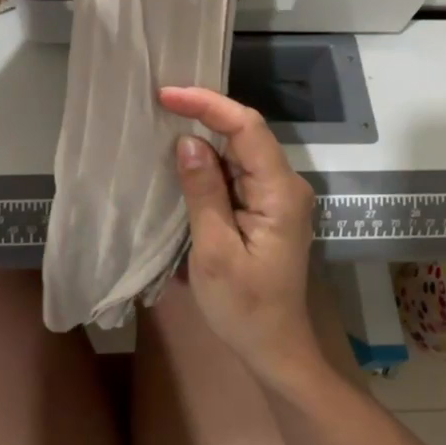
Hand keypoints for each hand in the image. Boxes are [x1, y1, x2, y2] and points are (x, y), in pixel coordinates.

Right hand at [160, 86, 324, 385]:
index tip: (167, 95)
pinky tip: (184, 158)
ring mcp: (280, 198)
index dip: (208, 104)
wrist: (275, 349)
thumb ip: (203, 191)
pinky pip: (240, 172)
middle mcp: (287, 186)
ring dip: (206, 137)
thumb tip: (188, 141)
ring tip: (164, 122)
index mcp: (280, 193)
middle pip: (246, 134)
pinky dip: (212, 162)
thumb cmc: (244, 307)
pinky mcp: (268, 210)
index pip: (247, 128)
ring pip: (241, 151)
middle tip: (158, 103)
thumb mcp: (214, 250)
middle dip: (204, 115)